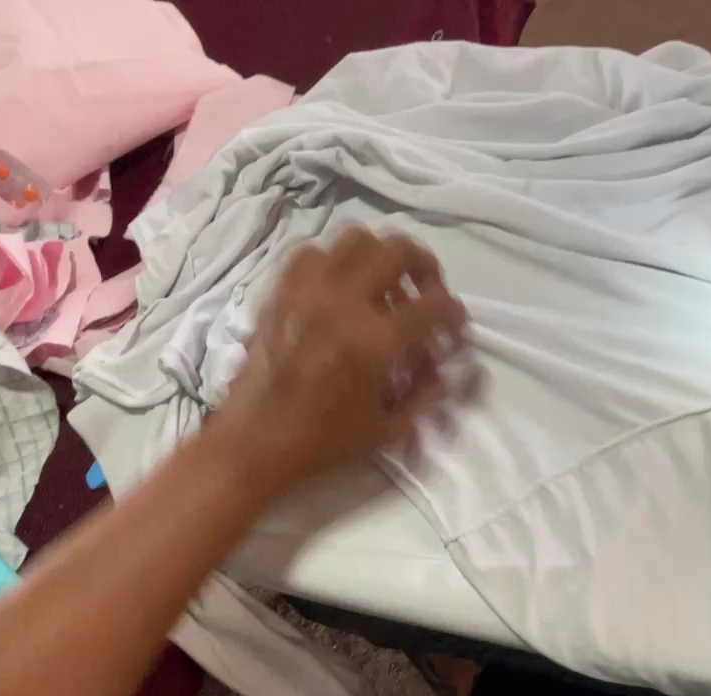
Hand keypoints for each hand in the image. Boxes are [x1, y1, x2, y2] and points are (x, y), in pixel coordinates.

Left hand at [207, 226, 468, 495]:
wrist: (255, 441)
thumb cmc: (325, 441)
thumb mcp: (389, 430)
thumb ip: (427, 394)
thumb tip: (448, 366)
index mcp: (374, 342)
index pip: (434, 305)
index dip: (454, 313)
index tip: (454, 327)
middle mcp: (343, 303)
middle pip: (398, 250)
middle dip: (424, 268)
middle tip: (426, 292)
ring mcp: (307, 290)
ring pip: (356, 238)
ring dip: (380, 256)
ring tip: (383, 285)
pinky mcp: (280, 291)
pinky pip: (313, 251)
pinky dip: (335, 261)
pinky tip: (340, 286)